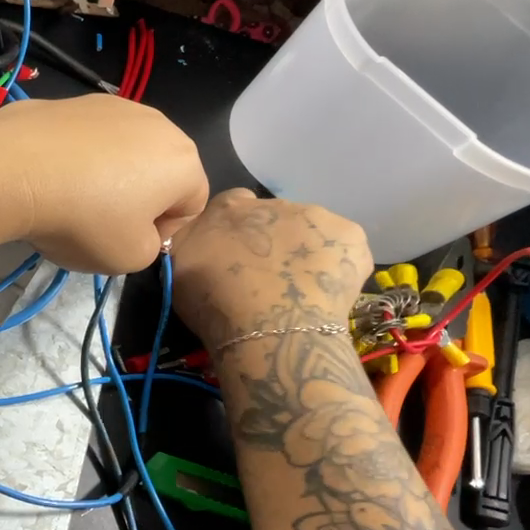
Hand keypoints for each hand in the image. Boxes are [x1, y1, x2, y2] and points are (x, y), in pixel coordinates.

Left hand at [0, 95, 208, 274]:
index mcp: (182, 160)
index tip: (124, 245)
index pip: (191, 204)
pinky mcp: (66, 103)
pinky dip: (65, 160)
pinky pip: (75, 141)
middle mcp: (155, 122)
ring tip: (62, 202)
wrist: (14, 173)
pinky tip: (40, 179)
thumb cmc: (83, 220)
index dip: (161, 233)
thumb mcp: (127, 258)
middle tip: (91, 226)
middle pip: (153, 172)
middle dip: (129, 201)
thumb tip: (139, 231)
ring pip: (115, 152)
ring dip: (97, 178)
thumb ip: (148, 248)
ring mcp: (108, 106)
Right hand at [167, 189, 372, 347]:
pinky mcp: (351, 236)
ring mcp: (317, 216)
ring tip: (291, 289)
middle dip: (266, 241)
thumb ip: (187, 243)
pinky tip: (319, 291)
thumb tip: (196, 237)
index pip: (228, 206)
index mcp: (227, 207)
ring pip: (307, 231)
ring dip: (299, 251)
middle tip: (259, 278)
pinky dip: (330, 266)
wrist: (270, 327)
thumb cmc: (213, 301)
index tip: (227, 257)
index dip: (229, 231)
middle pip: (270, 218)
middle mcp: (273, 202)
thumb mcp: (177, 270)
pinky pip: (338, 248)